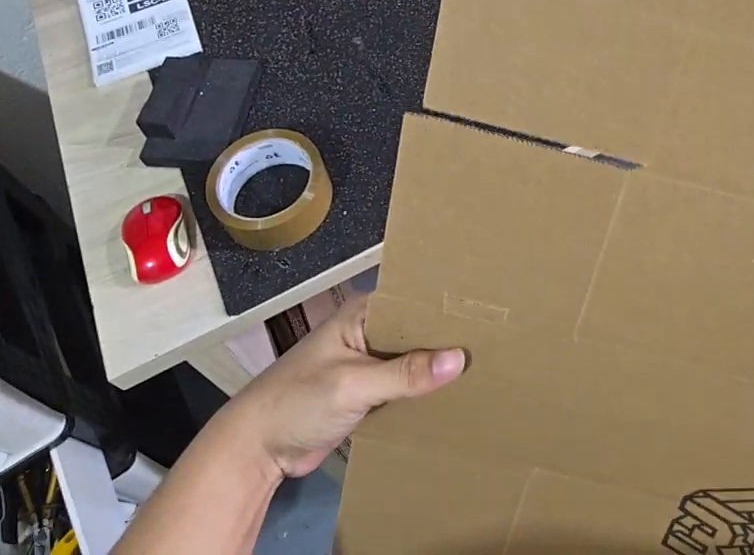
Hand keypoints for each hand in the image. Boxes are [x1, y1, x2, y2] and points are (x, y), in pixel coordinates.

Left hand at [226, 293, 465, 479]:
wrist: (257, 449)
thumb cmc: (298, 401)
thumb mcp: (352, 385)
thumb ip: (404, 373)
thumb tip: (459, 358)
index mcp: (364, 314)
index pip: (414, 303)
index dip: (446, 309)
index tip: (487, 316)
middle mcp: (370, 332)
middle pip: (418, 332)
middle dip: (448, 340)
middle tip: (496, 345)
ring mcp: (369, 364)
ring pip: (413, 361)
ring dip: (437, 369)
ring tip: (487, 369)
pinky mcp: (368, 394)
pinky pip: (404, 387)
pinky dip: (423, 393)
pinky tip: (454, 397)